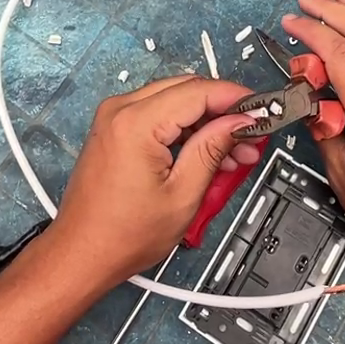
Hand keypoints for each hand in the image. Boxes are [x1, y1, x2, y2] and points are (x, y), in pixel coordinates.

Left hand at [48, 76, 263, 288]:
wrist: (81, 253)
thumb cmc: (121, 235)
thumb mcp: (183, 195)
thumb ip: (213, 150)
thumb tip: (240, 124)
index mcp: (136, 123)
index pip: (199, 91)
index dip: (236, 98)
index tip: (263, 109)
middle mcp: (120, 110)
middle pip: (187, 90)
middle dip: (224, 111)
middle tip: (252, 136)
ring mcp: (114, 118)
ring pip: (175, 101)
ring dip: (206, 122)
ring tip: (233, 155)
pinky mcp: (115, 129)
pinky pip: (158, 114)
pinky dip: (185, 129)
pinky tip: (206, 153)